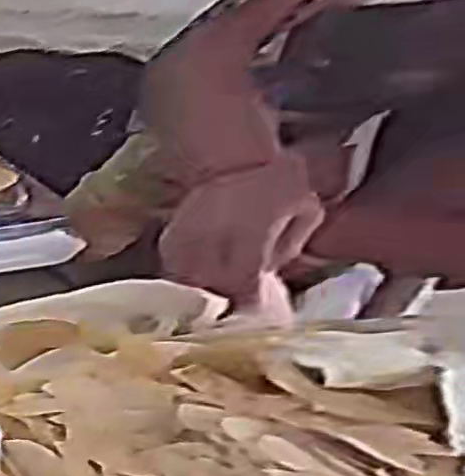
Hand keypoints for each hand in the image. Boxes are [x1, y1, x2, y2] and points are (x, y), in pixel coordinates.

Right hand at [158, 154, 324, 305]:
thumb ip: (289, 247)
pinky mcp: (168, 243)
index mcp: (249, 240)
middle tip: (228, 312)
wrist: (233, 163)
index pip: (241, 283)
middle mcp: (212, 245)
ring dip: (196, 293)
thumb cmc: (278, 184)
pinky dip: (181, 279)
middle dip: (220, 301)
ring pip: (185, 283)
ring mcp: (186, 245)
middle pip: (209, 288)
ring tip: (207, 301)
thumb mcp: (307, 212)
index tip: (249, 313)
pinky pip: (171, 271)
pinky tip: (192, 280)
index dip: (245, 302)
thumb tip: (267, 273)